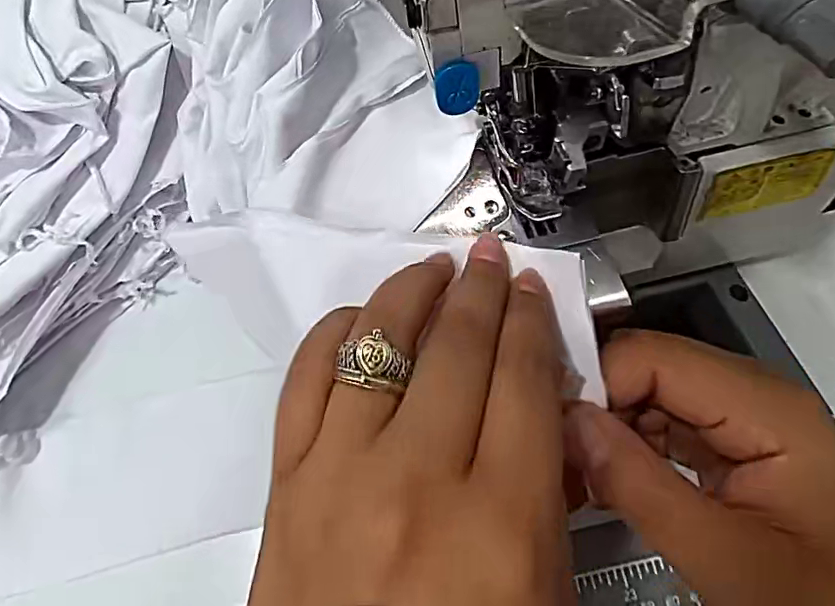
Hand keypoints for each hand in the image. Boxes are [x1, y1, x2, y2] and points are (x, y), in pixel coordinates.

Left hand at [249, 234, 573, 605]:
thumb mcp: (539, 595)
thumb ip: (548, 495)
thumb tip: (543, 401)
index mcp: (498, 527)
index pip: (522, 379)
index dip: (529, 321)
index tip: (529, 291)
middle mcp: (416, 484)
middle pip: (456, 346)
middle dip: (478, 289)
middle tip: (486, 261)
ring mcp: (340, 473)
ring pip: (379, 341)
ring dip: (409, 291)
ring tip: (430, 269)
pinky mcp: (286, 479)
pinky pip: (307, 376)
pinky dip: (334, 334)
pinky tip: (359, 317)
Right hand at [565, 331, 834, 605]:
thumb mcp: (733, 564)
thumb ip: (643, 487)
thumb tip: (571, 422)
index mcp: (768, 407)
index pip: (650, 356)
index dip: (596, 384)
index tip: (556, 425)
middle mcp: (755, 398)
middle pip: (646, 368)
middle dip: (596, 406)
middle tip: (558, 453)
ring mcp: (745, 423)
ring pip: (648, 395)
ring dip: (607, 429)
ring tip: (576, 471)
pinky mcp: (735, 450)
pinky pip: (664, 427)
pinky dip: (629, 449)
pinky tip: (606, 479)